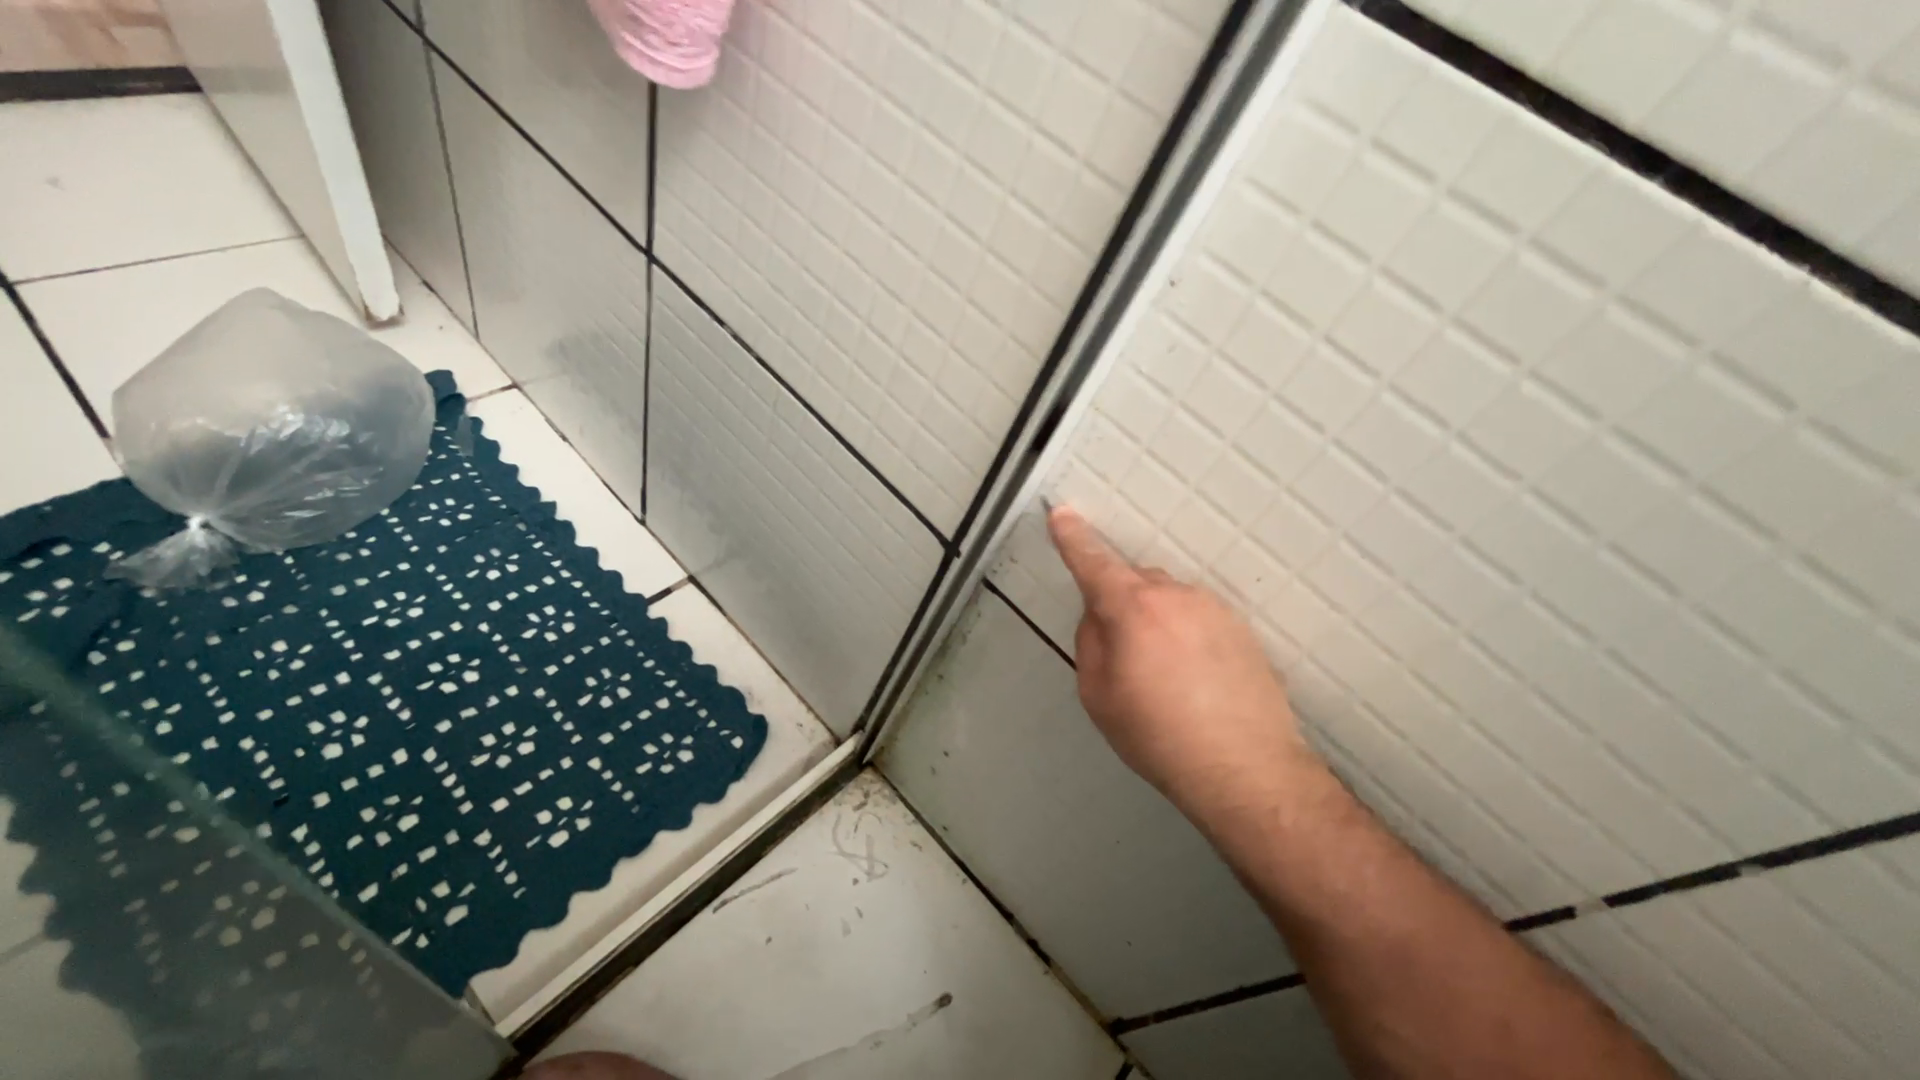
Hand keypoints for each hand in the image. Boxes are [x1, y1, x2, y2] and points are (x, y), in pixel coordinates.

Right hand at [1047, 505, 1321, 814]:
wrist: (1245, 768)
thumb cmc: (1158, 736)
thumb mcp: (1098, 695)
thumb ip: (1091, 642)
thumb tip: (1102, 617)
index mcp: (1134, 608)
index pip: (1094, 563)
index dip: (1073, 538)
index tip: (1061, 514)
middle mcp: (1177, 596)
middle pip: (1135, 584)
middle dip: (1121, 606)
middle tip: (1122, 661)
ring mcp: (1215, 610)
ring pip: (1169, 603)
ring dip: (1156, 625)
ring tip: (1164, 683)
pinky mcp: (1242, 630)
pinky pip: (1198, 622)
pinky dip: (1186, 640)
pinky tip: (1194, 685)